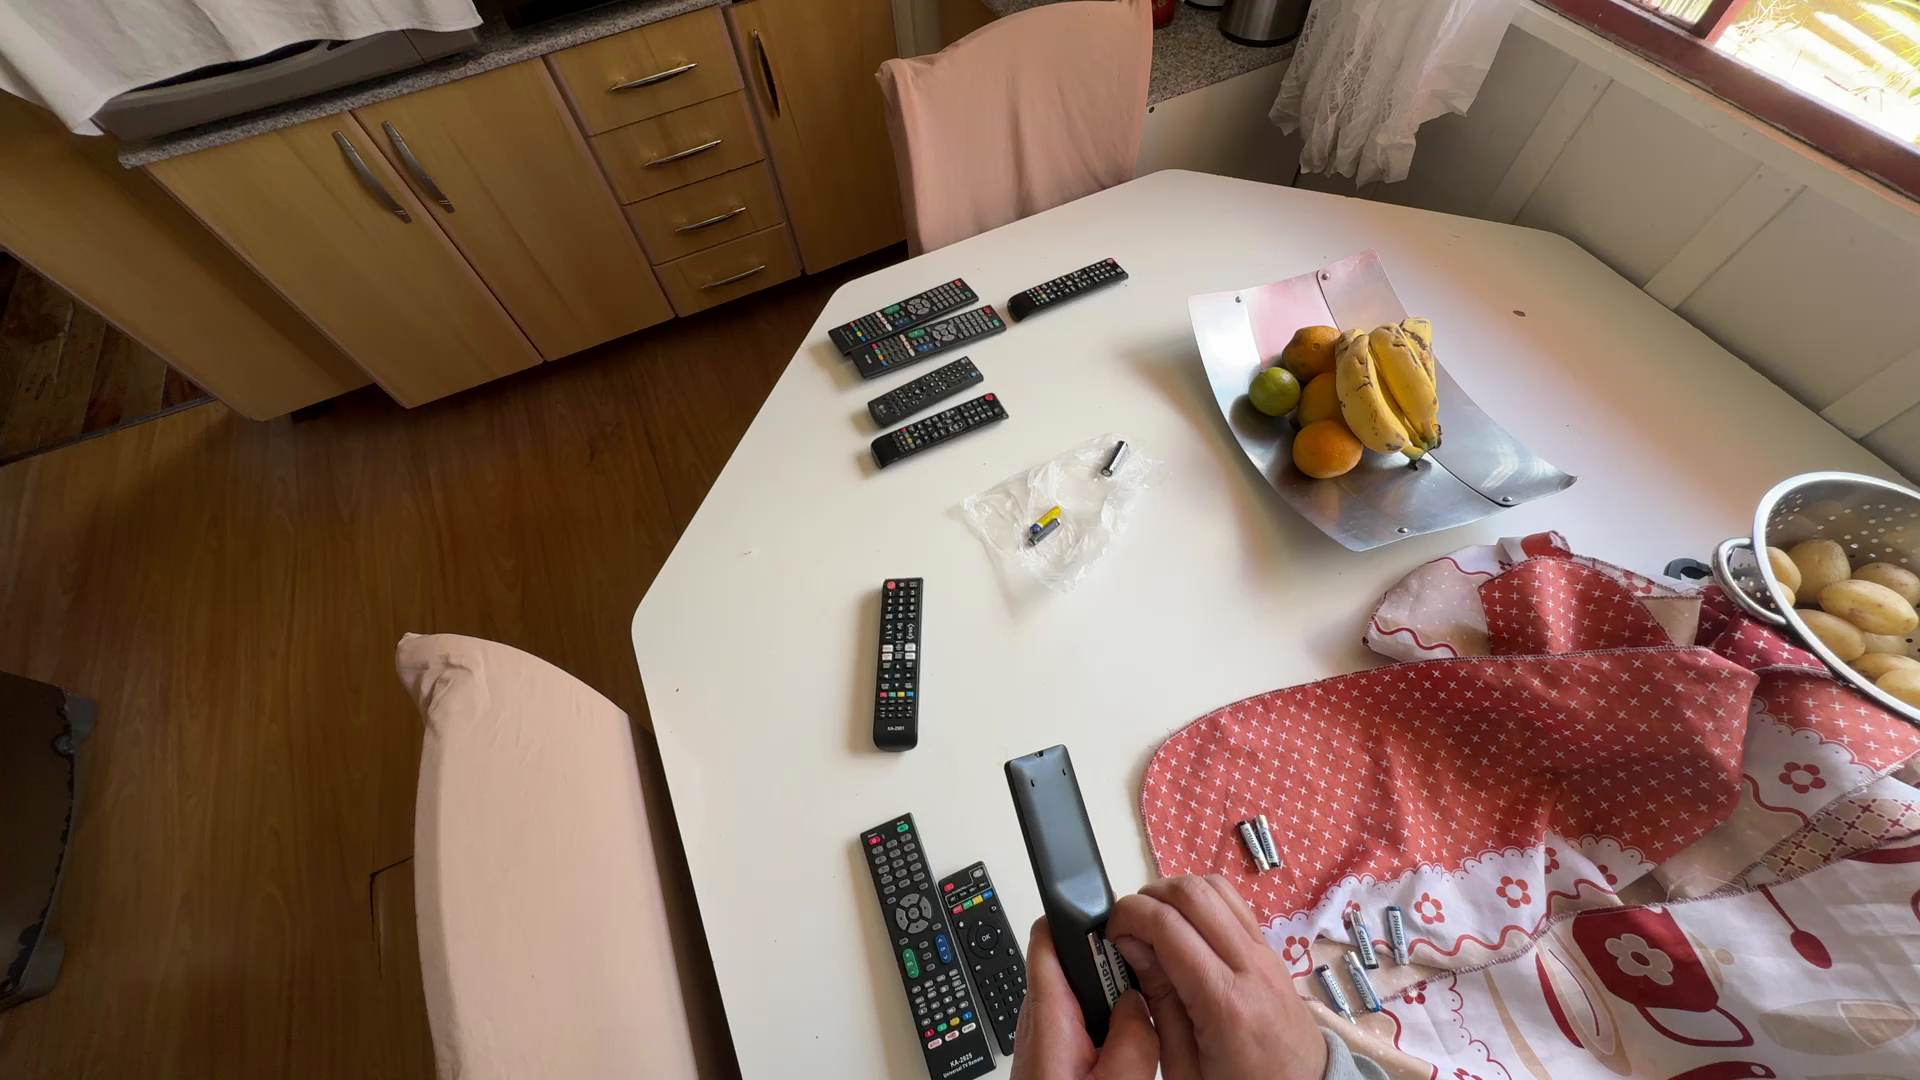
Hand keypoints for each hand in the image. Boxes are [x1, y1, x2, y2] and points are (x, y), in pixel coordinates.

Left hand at [1010, 917, 1158, 1079]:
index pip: (1047, 933)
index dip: (1077, 912)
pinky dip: (1106, 1019)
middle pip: (1072, 960)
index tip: (1114, 914)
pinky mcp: (1054, 1052)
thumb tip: (1140, 1001)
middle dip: (1109, 958)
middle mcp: (1041, 1017)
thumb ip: (1132, 1040)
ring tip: (1144, 1007)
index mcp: (1047, 1014)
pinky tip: (1128, 1041)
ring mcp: (1047, 1034)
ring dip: (1111, 992)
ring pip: (1080, 991)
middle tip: (1147, 969)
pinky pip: (1081, 1018)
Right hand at [1107, 876, 1327, 1079]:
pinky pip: (1231, 900)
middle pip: (1191, 893)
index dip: (1128, 916)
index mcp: (1226, 1004)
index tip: (1111, 935)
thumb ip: (1158, 999)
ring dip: (1174, 893)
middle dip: (1148, 897)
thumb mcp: (1184, 1067)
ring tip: (1156, 924)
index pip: (1168, 926)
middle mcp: (1250, 966)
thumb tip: (1131, 942)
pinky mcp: (1270, 947)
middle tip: (1130, 927)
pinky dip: (1199, 899)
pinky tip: (1185, 926)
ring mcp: (1266, 951)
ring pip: (1212, 886)